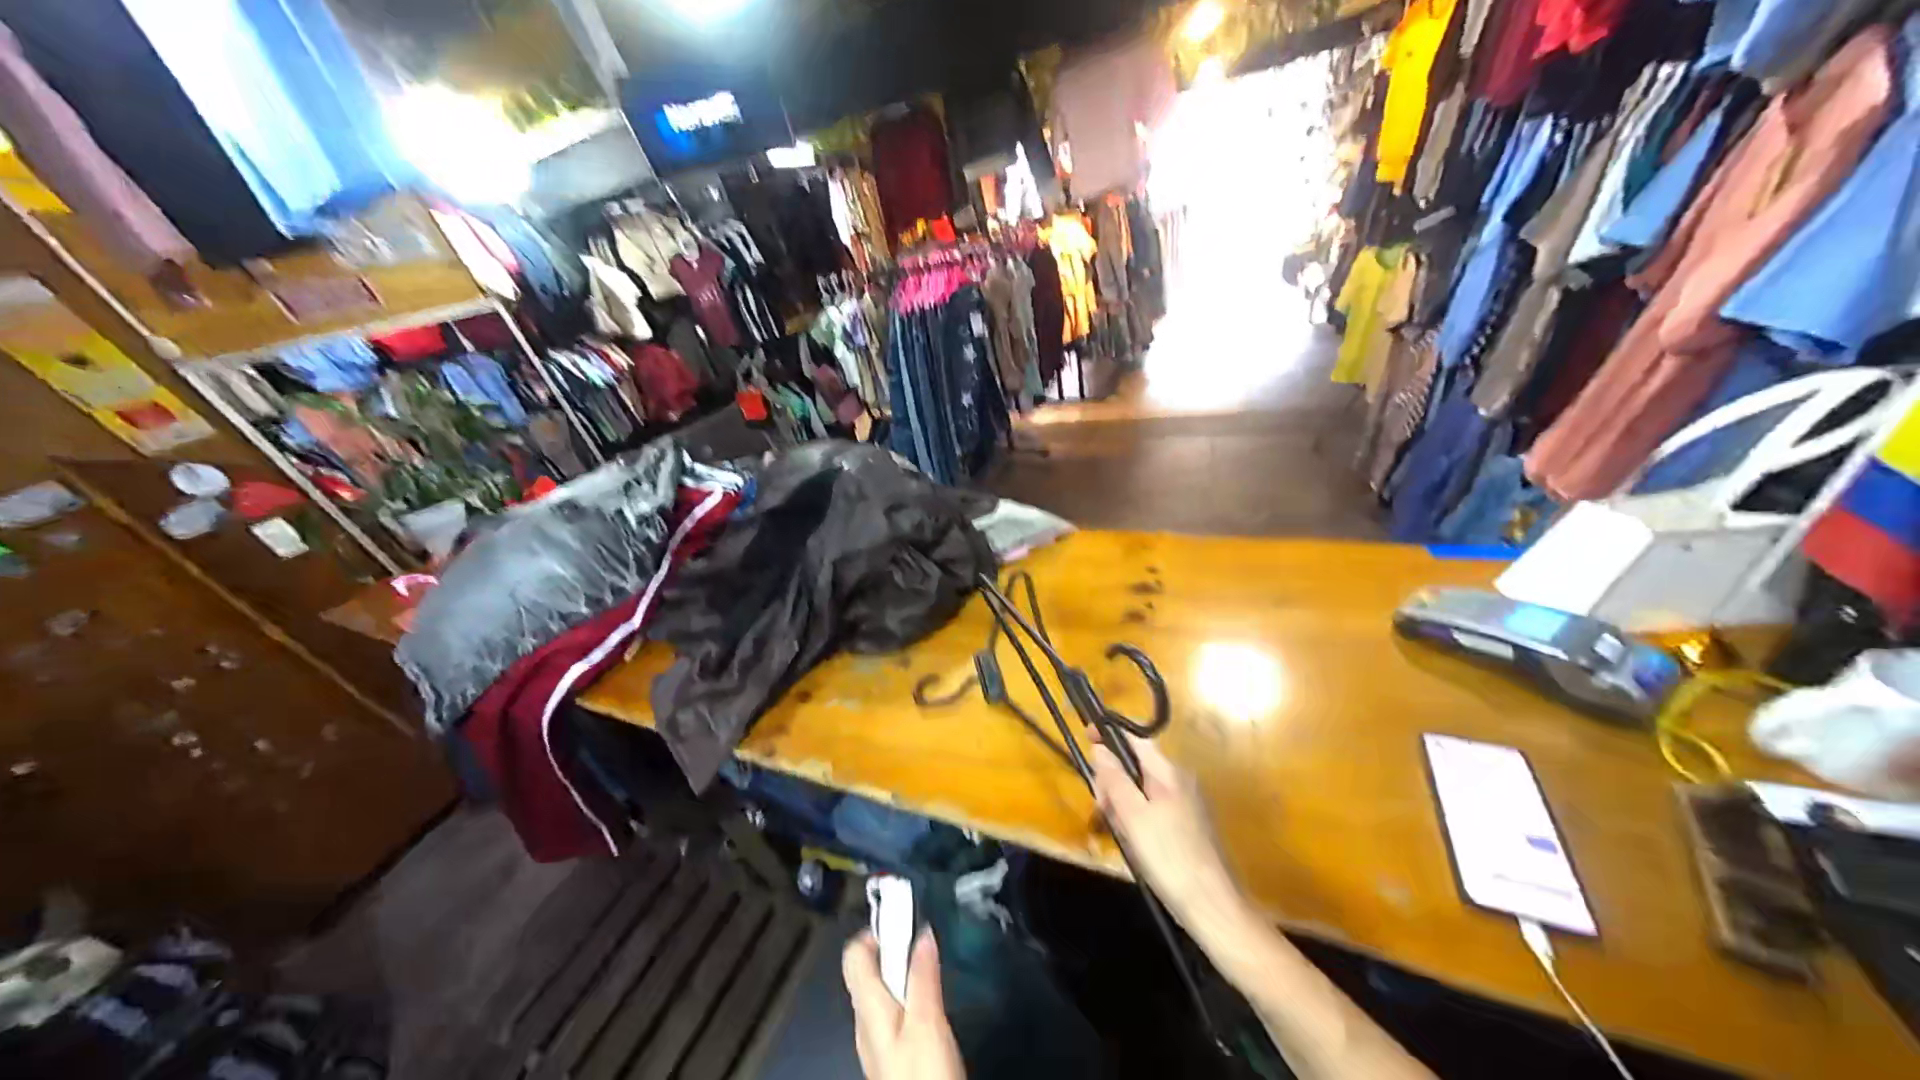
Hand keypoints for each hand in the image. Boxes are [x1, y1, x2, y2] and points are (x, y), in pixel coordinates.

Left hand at [842, 928, 965, 1079]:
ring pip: (881, 991)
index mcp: (867, 1008)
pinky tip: (928, 1006)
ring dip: (902, 974)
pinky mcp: (890, 1054)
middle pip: (867, 970)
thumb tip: (923, 935)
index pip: (854, 954)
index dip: (876, 931)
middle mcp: (865, 1022)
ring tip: (929, 971)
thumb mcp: (927, 1021)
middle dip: (893, 951)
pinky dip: (906, 997)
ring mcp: (875, 1040)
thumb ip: (923, 976)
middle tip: (921, 944)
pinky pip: (891, 1012)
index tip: (903, 922)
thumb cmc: (922, 1077)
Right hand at [1089, 731, 1246, 934]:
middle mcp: (1180, 782)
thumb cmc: (1169, 858)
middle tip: (1102, 807)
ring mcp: (1186, 805)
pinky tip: (1134, 844)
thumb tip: (1100, 749)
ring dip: (1122, 804)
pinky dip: (1136, 819)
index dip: (1110, 734)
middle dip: (1113, 780)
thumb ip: (1115, 780)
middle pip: (1136, 766)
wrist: (1213, 907)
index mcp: (1169, 773)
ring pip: (1142, 791)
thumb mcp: (1133, 816)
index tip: (1085, 737)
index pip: (1136, 738)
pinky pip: (1152, 810)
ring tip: (1119, 832)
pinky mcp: (1186, 828)